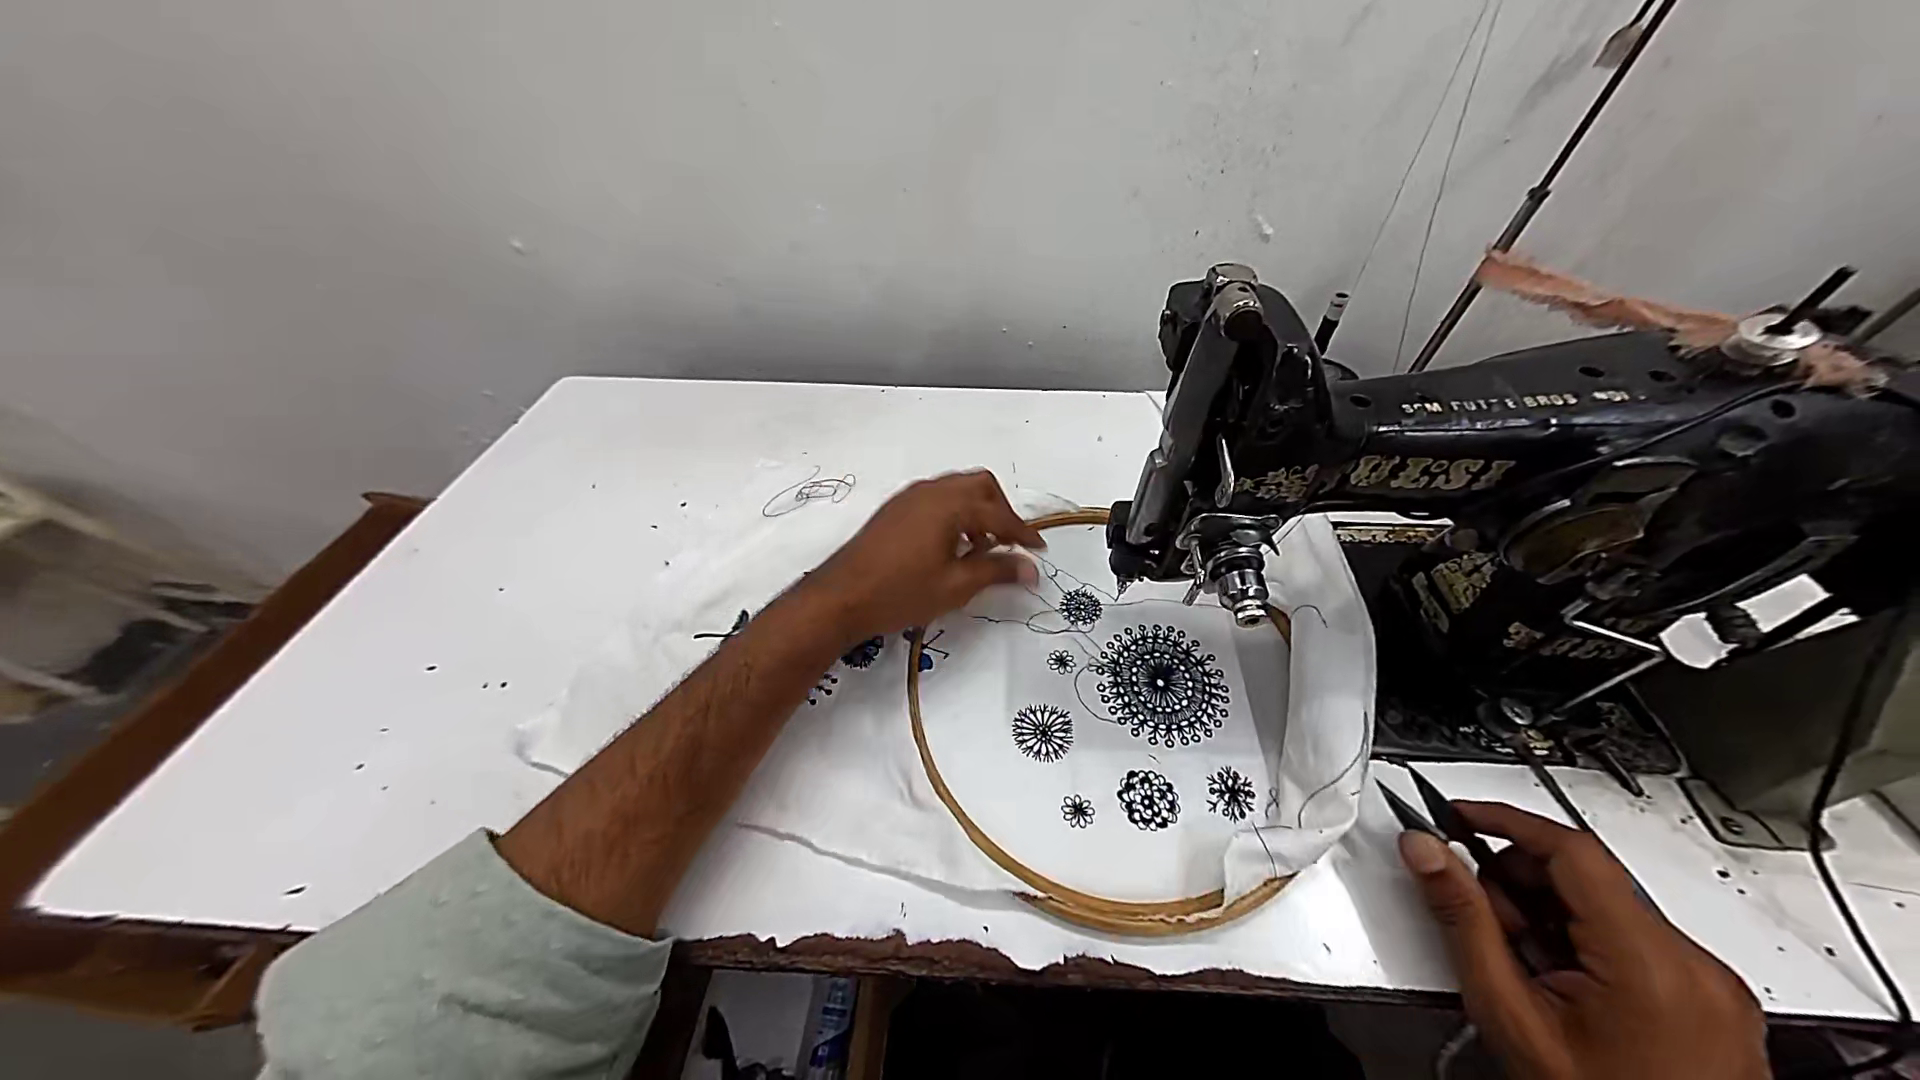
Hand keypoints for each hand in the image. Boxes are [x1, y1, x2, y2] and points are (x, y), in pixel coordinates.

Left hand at [802, 470, 1043, 641]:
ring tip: (980, 548)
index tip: (1037, 550)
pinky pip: (935, 500)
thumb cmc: (899, 593)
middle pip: (979, 486)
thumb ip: (996, 571)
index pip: (998, 513)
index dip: (1021, 533)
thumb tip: (1028, 568)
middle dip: (1000, 511)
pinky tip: (950, 547)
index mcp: (948, 505)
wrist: (840, 598)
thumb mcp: (955, 586)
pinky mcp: (894, 511)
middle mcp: (929, 492)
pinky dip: (953, 514)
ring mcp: (908, 498)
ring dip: (976, 512)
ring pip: (955, 490)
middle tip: (1009, 543)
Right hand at [1400, 801, 1768, 1079]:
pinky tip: (1555, 978)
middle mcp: (1697, 968)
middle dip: (1518, 883)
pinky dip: (1577, 938)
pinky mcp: (1709, 997)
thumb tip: (1425, 850)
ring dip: (1544, 913)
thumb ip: (1462, 917)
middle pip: (1582, 876)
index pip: (1571, 849)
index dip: (1504, 820)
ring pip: (1600, 903)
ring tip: (1524, 964)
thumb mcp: (1507, 1010)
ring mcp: (1711, 985)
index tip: (1458, 815)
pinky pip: (1627, 934)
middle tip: (1486, 921)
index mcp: (1653, 965)